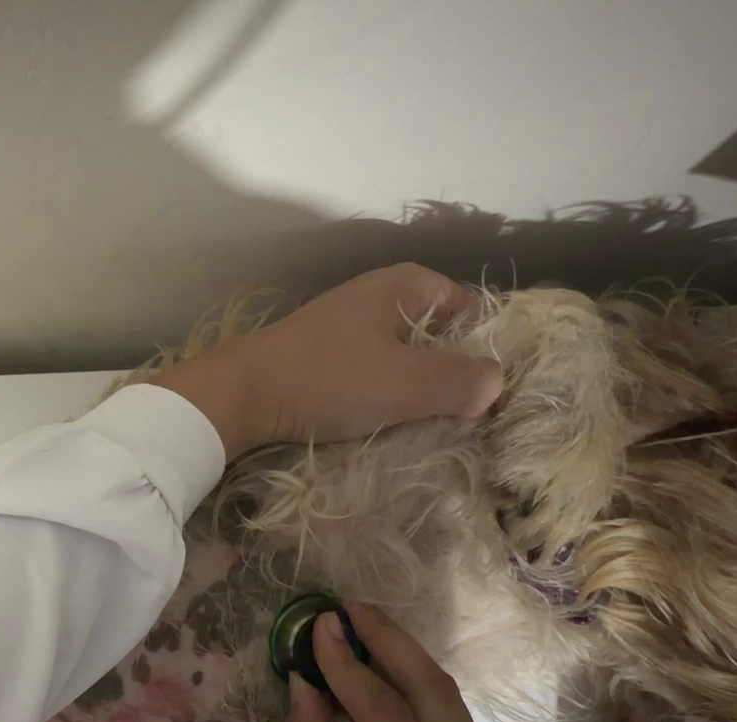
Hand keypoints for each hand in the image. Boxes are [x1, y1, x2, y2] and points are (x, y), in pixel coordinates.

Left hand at [152, 264, 501, 457]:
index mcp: (407, 284)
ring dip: (409, 390)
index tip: (482, 396)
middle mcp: (377, 293)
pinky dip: (375, 394)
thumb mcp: (407, 384)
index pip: (471, 311)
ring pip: (399, 358)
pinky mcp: (319, 354)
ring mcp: (344, 323)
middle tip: (455, 416)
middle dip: (446, 375)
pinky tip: (375, 419)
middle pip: (435, 336)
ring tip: (417, 423)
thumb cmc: (329, 380)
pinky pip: (366, 372)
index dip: (482, 352)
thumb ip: (461, 381)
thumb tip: (495, 386)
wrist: (241, 394)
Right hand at [280, 603, 505, 721]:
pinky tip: (380, 667)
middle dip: (392, 643)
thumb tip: (305, 678)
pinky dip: (413, 688)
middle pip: (437, 694)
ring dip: (406, 659)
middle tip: (349, 609)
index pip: (388, 715)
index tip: (320, 625)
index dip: (349, 666)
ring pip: (449, 702)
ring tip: (362, 626)